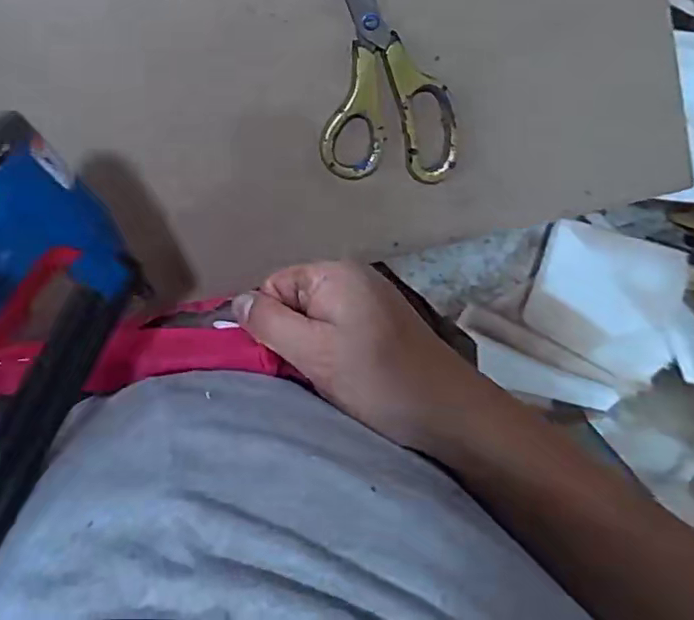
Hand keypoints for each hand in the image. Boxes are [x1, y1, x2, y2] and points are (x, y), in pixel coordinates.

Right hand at [235, 260, 507, 455]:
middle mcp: (352, 277)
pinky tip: (351, 378)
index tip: (282, 358)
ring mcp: (371, 300)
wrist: (457, 419)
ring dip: (314, 350)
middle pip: (294, 302)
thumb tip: (236, 302)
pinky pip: (340, 330)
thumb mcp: (314, 353)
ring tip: (331, 379)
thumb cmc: (380, 381)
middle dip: (292, 338)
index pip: (273, 286)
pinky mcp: (385, 324)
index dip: (269, 323)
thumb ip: (269, 323)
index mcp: (334, 273)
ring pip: (315, 320)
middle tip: (308, 372)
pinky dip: (337, 354)